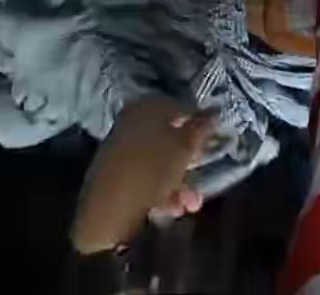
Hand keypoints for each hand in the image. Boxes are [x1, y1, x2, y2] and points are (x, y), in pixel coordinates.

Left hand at [69, 98, 216, 253]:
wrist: (105, 212)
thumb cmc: (151, 169)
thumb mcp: (184, 147)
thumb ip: (201, 127)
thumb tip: (214, 110)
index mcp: (147, 107)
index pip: (181, 107)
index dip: (200, 122)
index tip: (214, 139)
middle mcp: (132, 123)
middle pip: (169, 137)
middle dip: (190, 160)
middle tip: (202, 173)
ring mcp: (121, 150)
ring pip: (159, 161)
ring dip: (179, 182)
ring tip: (190, 204)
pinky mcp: (114, 177)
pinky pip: (145, 177)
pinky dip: (160, 191)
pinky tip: (172, 209)